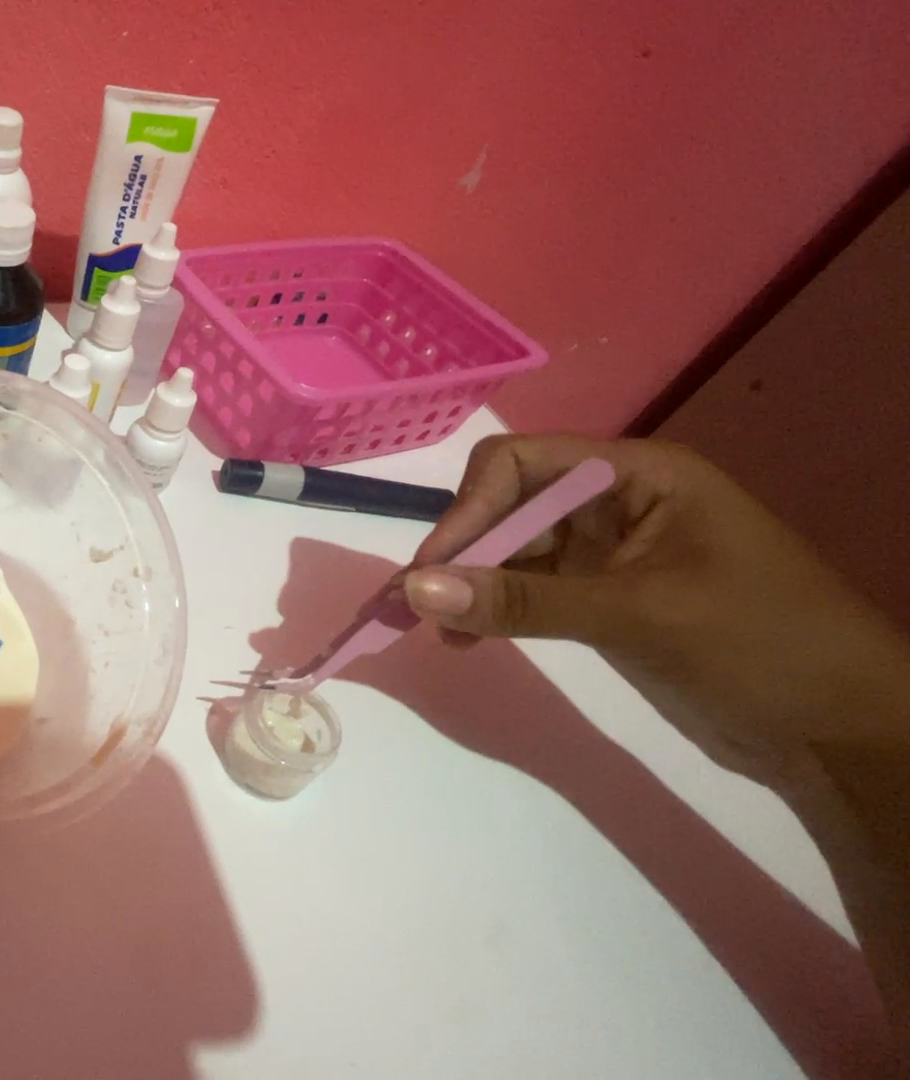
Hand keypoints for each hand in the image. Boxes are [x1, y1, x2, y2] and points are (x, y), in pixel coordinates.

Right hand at [400, 435, 909, 781]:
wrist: (848, 734)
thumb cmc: (763, 648)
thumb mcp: (636, 616)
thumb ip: (520, 600)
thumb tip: (413, 588)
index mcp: (638, 477)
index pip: (519, 463)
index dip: (468, 509)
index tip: (434, 569)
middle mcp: (614, 503)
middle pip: (504, 505)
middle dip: (458, 553)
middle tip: (413, 606)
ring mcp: (604, 552)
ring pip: (507, 550)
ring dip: (465, 586)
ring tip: (433, 630)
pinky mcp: (597, 596)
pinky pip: (522, 588)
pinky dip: (488, 610)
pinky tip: (467, 640)